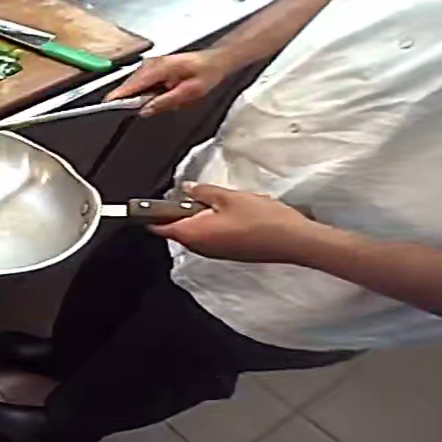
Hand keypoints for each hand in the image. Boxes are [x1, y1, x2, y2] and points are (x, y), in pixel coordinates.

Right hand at [105, 49, 237, 116]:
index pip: (129, 86)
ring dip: (142, 96)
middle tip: (155, 104)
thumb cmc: (206, 73)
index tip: (106, 107)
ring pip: (133, 86)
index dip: (117, 98)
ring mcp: (149, 65)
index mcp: (159, 69)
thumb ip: (165, 102)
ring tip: (165, 95)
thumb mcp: (190, 92)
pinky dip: (145, 92)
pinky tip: (161, 91)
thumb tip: (144, 111)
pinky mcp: (150, 68)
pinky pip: (139, 84)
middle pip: (128, 87)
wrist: (215, 60)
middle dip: (134, 100)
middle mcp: (151, 65)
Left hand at [149, 182, 331, 263]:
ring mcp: (212, 252)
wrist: (295, 241)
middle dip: (182, 213)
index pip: (159, 227)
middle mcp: (198, 247)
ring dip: (201, 219)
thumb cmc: (263, 220)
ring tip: (223, 205)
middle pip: (177, 229)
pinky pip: (211, 238)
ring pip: (195, 233)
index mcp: (191, 233)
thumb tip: (187, 188)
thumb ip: (204, 192)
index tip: (147, 207)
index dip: (151, 215)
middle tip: (199, 197)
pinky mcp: (227, 253)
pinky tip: (234, 216)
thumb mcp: (230, 197)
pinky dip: (214, 226)